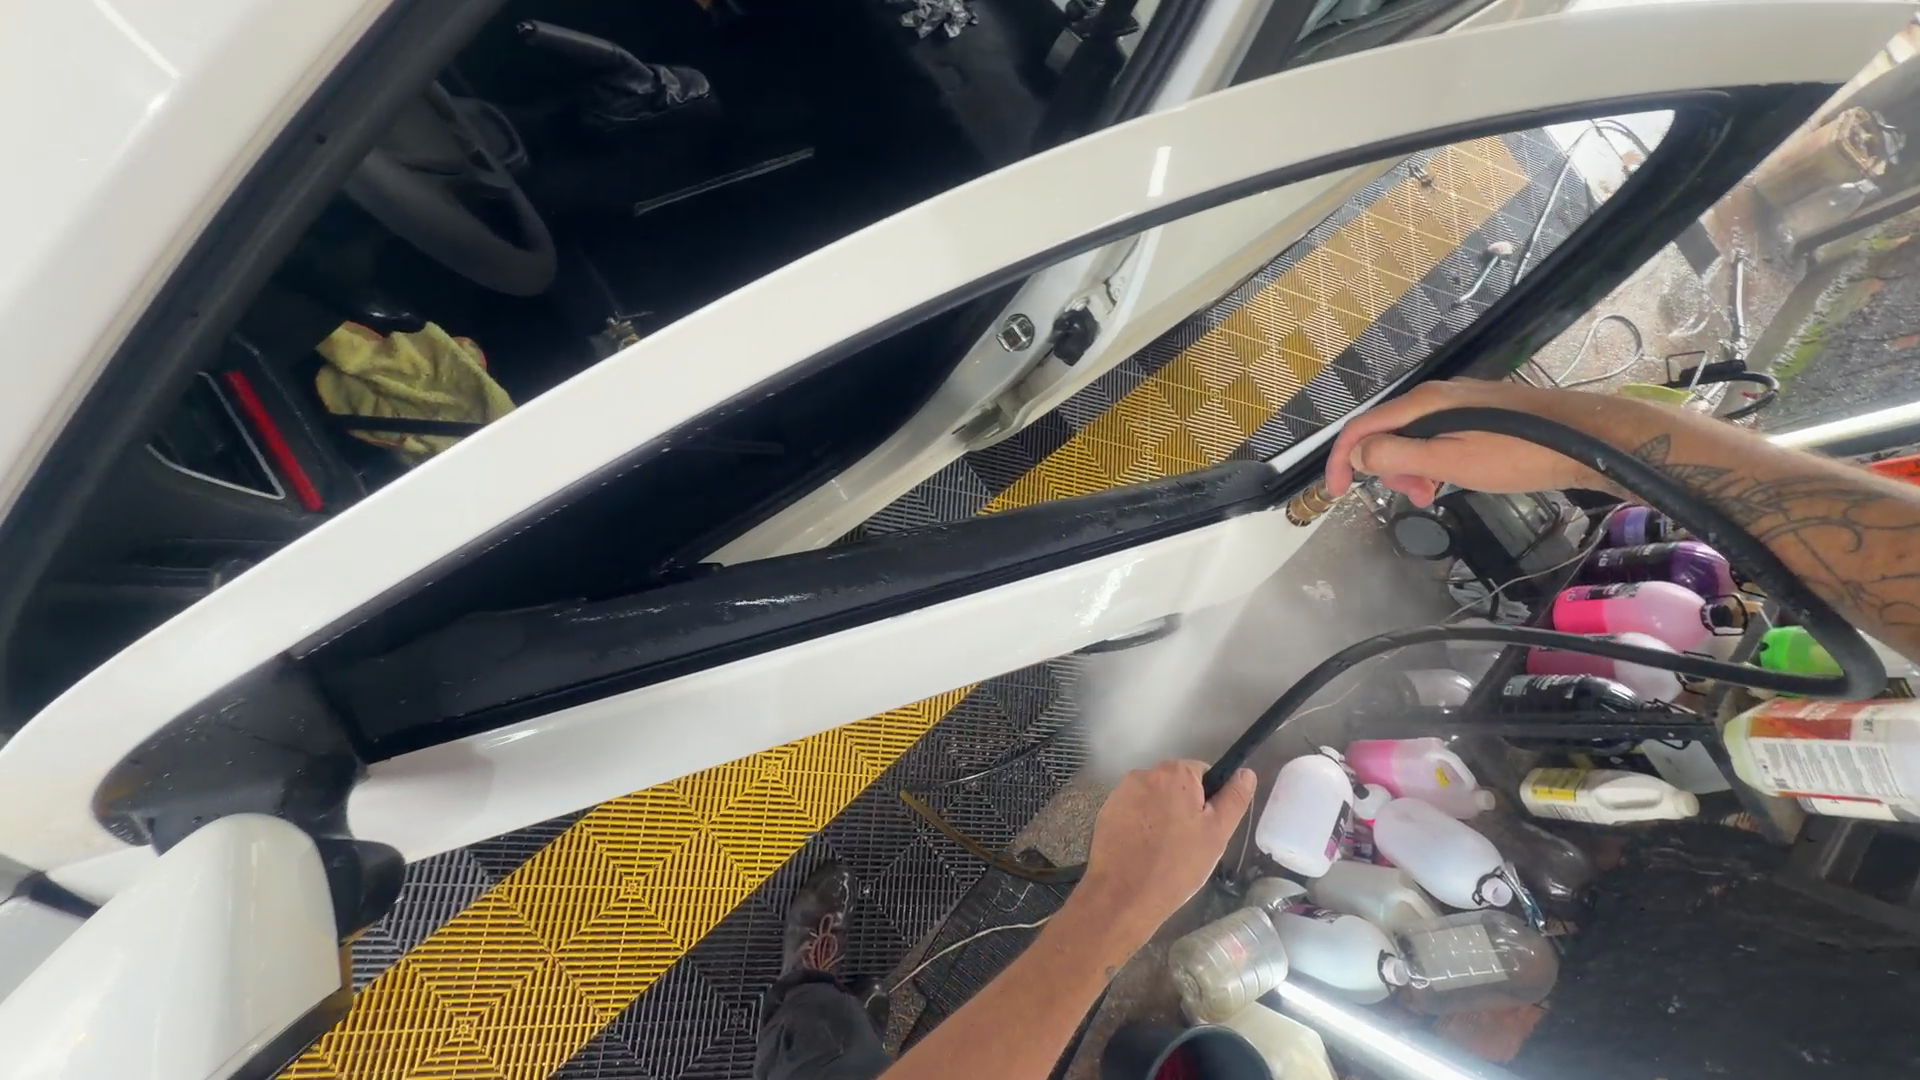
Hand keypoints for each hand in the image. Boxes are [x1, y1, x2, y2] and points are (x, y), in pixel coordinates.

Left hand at [1073, 760, 1255, 942]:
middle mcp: (1144, 773)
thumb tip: (1246, 773)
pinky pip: (1134, 812)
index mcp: (1174, 773)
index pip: (1202, 773)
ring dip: (1162, 816)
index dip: (1208, 800)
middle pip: (1176, 785)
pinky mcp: (1107, 810)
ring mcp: (1121, 791)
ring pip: (1154, 799)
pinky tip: (1144, 851)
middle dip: (1184, 808)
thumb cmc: (1177, 864)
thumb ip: (1233, 799)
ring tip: (1165, 851)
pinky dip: (1141, 825)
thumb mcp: (1217, 833)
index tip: (1205, 828)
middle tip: (1189, 843)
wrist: (1123, 893)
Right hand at [1325, 378, 1631, 505]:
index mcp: (1421, 404)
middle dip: (1383, 468)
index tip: (1338, 493)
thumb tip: (1354, 454)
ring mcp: (1458, 401)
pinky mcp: (1478, 411)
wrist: (1591, 440)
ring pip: (1410, 436)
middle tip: (1410, 496)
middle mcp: (1434, 395)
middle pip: (1384, 432)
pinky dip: (1429, 460)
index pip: (1360, 429)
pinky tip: (1449, 477)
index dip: (1340, 461)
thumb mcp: (1447, 462)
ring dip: (1408, 468)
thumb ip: (1393, 457)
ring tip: (1432, 493)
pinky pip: (1434, 435)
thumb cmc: (1517, 455)